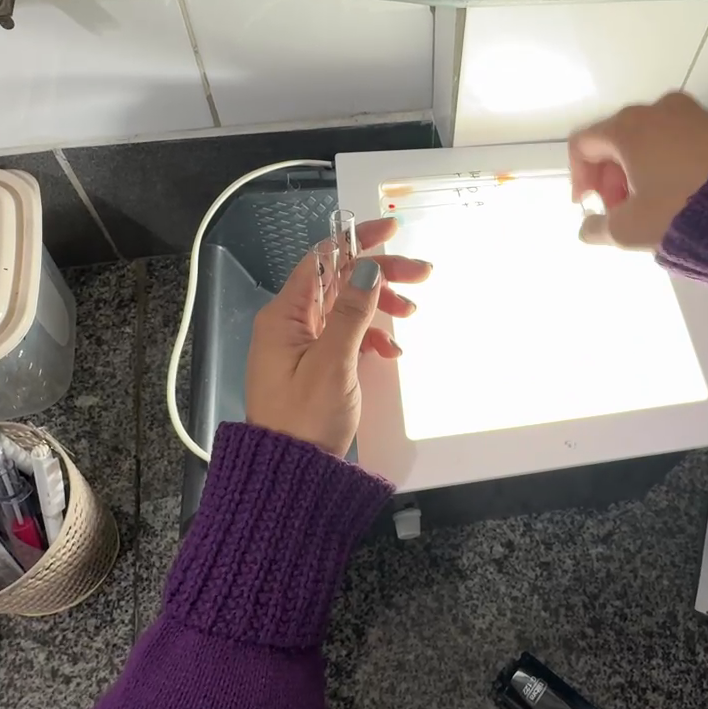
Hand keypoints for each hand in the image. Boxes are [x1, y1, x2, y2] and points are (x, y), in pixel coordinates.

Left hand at [246, 217, 431, 455]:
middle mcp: (290, 323)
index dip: (358, 240)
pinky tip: (391, 352)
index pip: (322, 259)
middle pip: (339, 281)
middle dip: (380, 273)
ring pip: (347, 307)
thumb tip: (366, 265)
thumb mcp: (333, 364)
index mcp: (285, 315)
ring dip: (380, 304)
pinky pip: (347, 336)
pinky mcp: (316, 365)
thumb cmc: (306, 419)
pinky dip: (372, 337)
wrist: (288, 477)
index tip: (393, 230)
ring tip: (411, 314)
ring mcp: (303, 345)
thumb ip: (351, 313)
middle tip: (422, 274)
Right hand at [569, 92, 707, 249]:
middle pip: (614, 140)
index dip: (578, 177)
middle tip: (619, 212)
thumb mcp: (629, 229)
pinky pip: (674, 140)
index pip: (583, 143)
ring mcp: (689, 113)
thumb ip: (598, 229)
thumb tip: (588, 228)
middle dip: (609, 178)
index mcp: (626, 127)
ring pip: (646, 140)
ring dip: (635, 172)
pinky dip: (663, 164)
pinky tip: (676, 194)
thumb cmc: (680, 210)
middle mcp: (655, 109)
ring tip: (649, 207)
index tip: (589, 207)